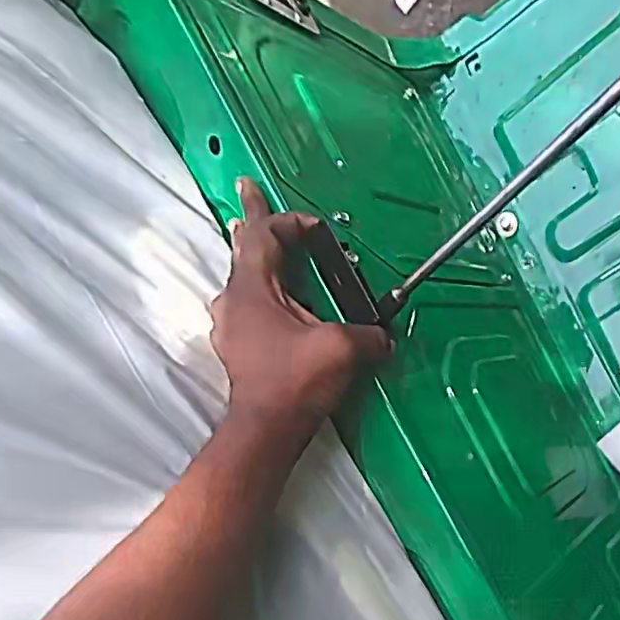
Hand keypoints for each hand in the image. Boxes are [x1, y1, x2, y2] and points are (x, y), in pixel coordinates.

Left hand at [210, 179, 390, 430]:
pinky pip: (251, 306)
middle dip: (252, 220)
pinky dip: (265, 292)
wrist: (269, 428)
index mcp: (252, 290)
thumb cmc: (296, 381)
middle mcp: (235, 302)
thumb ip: (368, 334)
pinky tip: (279, 301)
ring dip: (259, 258)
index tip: (315, 224)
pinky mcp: (243, 348)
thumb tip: (385, 337)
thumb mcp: (341, 348)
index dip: (289, 221)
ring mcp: (234, 326)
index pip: (262, 237)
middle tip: (248, 191)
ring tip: (263, 243)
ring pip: (246, 279)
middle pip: (245, 250)